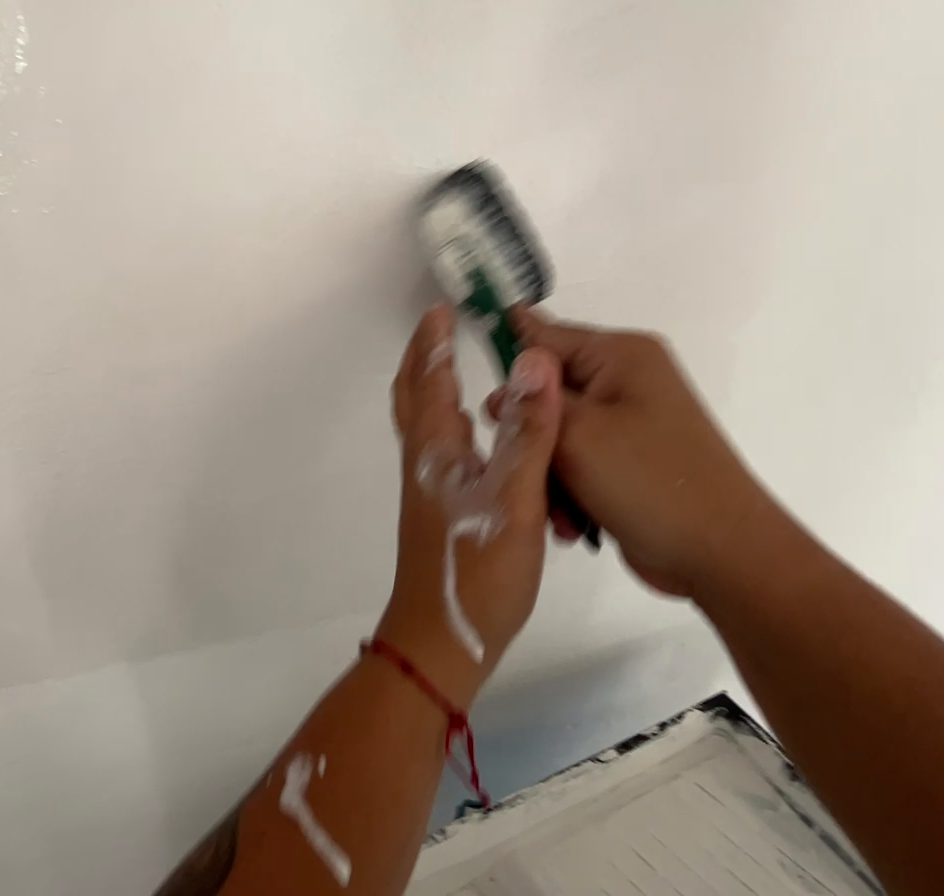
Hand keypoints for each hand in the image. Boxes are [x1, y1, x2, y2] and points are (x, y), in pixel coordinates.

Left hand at [377, 305, 563, 707]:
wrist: (443, 635)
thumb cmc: (478, 567)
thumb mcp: (514, 497)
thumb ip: (527, 432)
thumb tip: (531, 364)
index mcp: (436, 448)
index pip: (429, 379)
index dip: (434, 341)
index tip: (443, 308)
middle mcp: (424, 460)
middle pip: (413, 395)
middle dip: (422, 357)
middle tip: (440, 328)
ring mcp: (428, 486)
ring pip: (425, 422)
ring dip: (433, 387)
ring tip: (455, 367)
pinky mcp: (439, 508)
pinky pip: (443, 449)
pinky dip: (454, 424)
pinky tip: (480, 437)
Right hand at [505, 307, 790, 598]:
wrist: (722, 556)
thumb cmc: (648, 483)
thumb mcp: (577, 433)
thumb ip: (532, 400)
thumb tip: (510, 374)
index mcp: (619, 356)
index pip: (541, 335)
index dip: (503, 355)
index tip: (462, 382)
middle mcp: (624, 380)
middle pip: (543, 392)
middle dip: (527, 433)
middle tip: (518, 464)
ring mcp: (626, 424)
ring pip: (553, 434)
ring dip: (544, 472)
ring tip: (551, 509)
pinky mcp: (625, 463)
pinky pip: (574, 464)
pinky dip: (566, 492)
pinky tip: (569, 523)